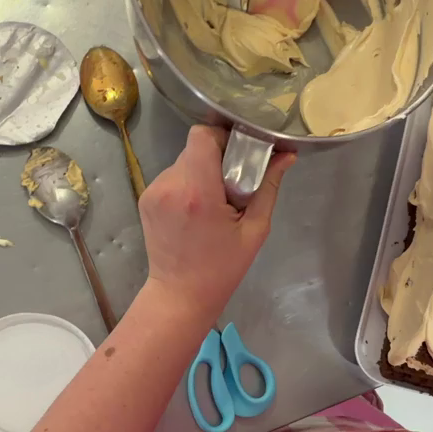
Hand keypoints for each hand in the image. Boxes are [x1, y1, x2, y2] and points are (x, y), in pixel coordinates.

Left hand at [139, 126, 294, 319]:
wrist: (180, 295)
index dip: (222, 138)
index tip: (239, 155)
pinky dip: (188, 184)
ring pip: (183, 161)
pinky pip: (173, 177)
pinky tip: (197, 211)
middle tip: (233, 185)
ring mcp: (153, 192)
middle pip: (195, 148)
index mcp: (198, 193)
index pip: (202, 136)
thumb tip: (287, 155)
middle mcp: (170, 186)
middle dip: (217, 159)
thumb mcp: (255, 230)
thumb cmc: (222, 268)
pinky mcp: (146, 199)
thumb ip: (269, 187)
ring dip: (202, 172)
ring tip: (214, 203)